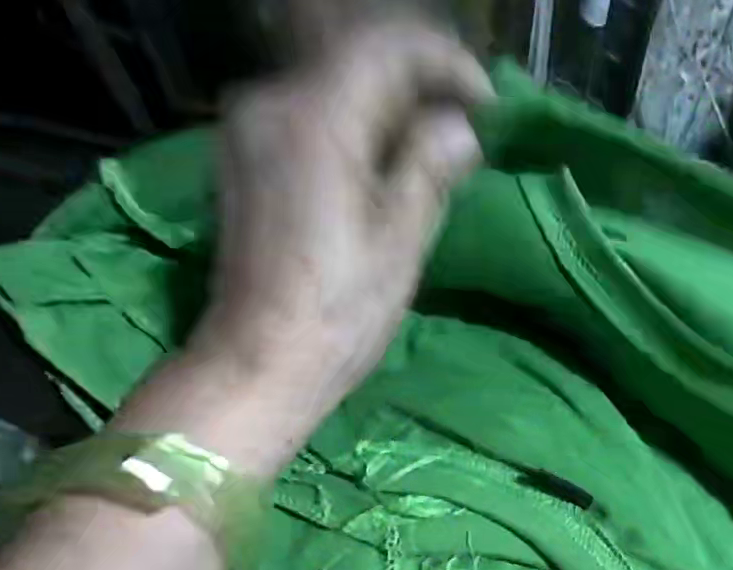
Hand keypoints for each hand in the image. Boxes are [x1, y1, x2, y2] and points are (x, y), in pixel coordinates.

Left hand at [194, 21, 492, 411]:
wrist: (262, 360)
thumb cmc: (341, 312)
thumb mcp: (400, 242)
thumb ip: (428, 168)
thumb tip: (460, 128)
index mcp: (317, 118)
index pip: (389, 46)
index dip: (448, 64)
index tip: (490, 106)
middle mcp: (272, 100)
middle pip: (355, 53)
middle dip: (419, 80)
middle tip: (466, 126)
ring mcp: (248, 125)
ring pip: (331, 80)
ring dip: (388, 101)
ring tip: (433, 146)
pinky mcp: (243, 155)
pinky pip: (308, 111)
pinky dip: (354, 121)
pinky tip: (384, 160)